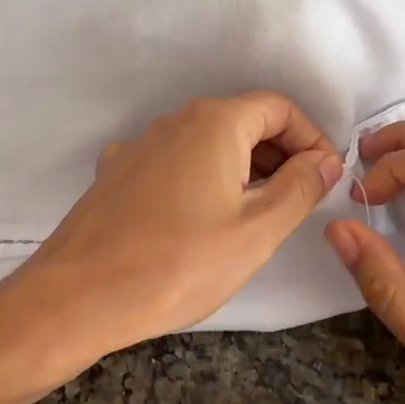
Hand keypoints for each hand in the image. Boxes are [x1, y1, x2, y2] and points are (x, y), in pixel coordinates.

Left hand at [11, 90, 343, 362]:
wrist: (79, 296)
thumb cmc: (179, 264)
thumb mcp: (256, 231)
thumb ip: (299, 188)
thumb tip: (325, 160)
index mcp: (214, 122)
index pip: (279, 107)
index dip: (310, 138)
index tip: (324, 179)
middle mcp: (174, 120)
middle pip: (242, 119)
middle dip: (279, 154)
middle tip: (297, 202)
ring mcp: (140, 145)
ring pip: (207, 141)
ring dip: (241, 168)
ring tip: (256, 217)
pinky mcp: (117, 172)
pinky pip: (174, 162)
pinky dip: (201, 179)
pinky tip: (200, 221)